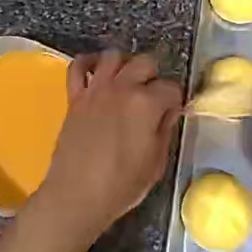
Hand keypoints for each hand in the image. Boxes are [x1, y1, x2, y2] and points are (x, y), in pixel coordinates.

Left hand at [26, 50, 182, 241]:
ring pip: (114, 56)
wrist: (76, 196)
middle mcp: (122, 88)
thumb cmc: (121, 185)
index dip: (176, 100)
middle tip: (153, 98)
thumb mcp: (156, 162)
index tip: (174, 112)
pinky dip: (88, 63)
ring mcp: (96, 89)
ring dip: (125, 64)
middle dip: (154, 77)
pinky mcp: (74, 97)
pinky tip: (97, 73)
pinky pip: (78, 66)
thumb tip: (169, 112)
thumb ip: (165, 129)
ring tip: (128, 82)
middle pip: (145, 62)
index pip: (172, 88)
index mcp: (147, 104)